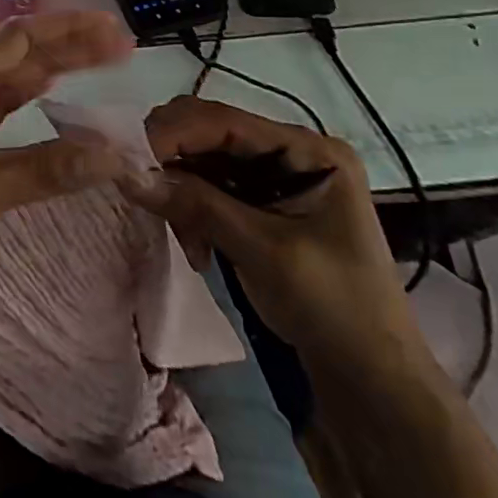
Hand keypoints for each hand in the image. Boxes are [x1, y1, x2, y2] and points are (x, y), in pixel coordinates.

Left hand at [0, 12, 133, 298]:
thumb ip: (45, 170)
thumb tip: (114, 156)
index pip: (20, 39)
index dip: (68, 30)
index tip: (113, 28)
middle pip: (21, 52)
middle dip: (70, 44)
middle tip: (123, 43)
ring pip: (14, 78)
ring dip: (56, 67)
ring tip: (103, 60)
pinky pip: (3, 105)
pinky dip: (36, 98)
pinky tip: (57, 94)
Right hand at [125, 96, 420, 367]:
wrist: (370, 375)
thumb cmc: (334, 308)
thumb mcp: (265, 252)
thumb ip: (199, 207)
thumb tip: (129, 174)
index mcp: (309, 150)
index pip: (225, 121)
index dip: (173, 134)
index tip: (128, 160)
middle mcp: (290, 151)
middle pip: (210, 133)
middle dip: (173, 161)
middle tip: (146, 197)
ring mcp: (276, 177)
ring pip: (203, 161)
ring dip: (180, 192)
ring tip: (186, 242)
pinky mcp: (261, 203)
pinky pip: (209, 188)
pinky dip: (192, 211)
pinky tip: (196, 248)